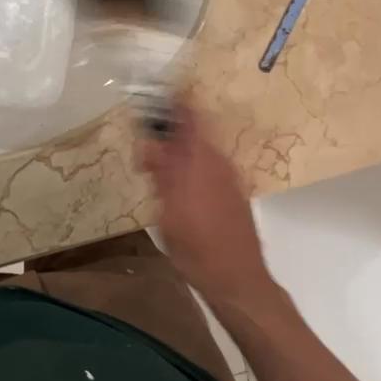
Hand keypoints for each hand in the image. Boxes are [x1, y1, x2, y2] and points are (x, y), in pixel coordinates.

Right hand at [136, 98, 274, 303]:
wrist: (237, 281)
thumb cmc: (197, 249)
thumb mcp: (168, 212)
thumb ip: (161, 171)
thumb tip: (150, 139)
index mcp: (202, 160)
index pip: (188, 115)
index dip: (170, 102)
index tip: (149, 100)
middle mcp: (219, 162)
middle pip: (194, 129)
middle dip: (168, 130)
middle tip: (143, 144)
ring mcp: (229, 177)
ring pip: (200, 149)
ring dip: (177, 150)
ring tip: (152, 168)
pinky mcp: (233, 194)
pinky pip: (207, 166)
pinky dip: (189, 166)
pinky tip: (174, 187)